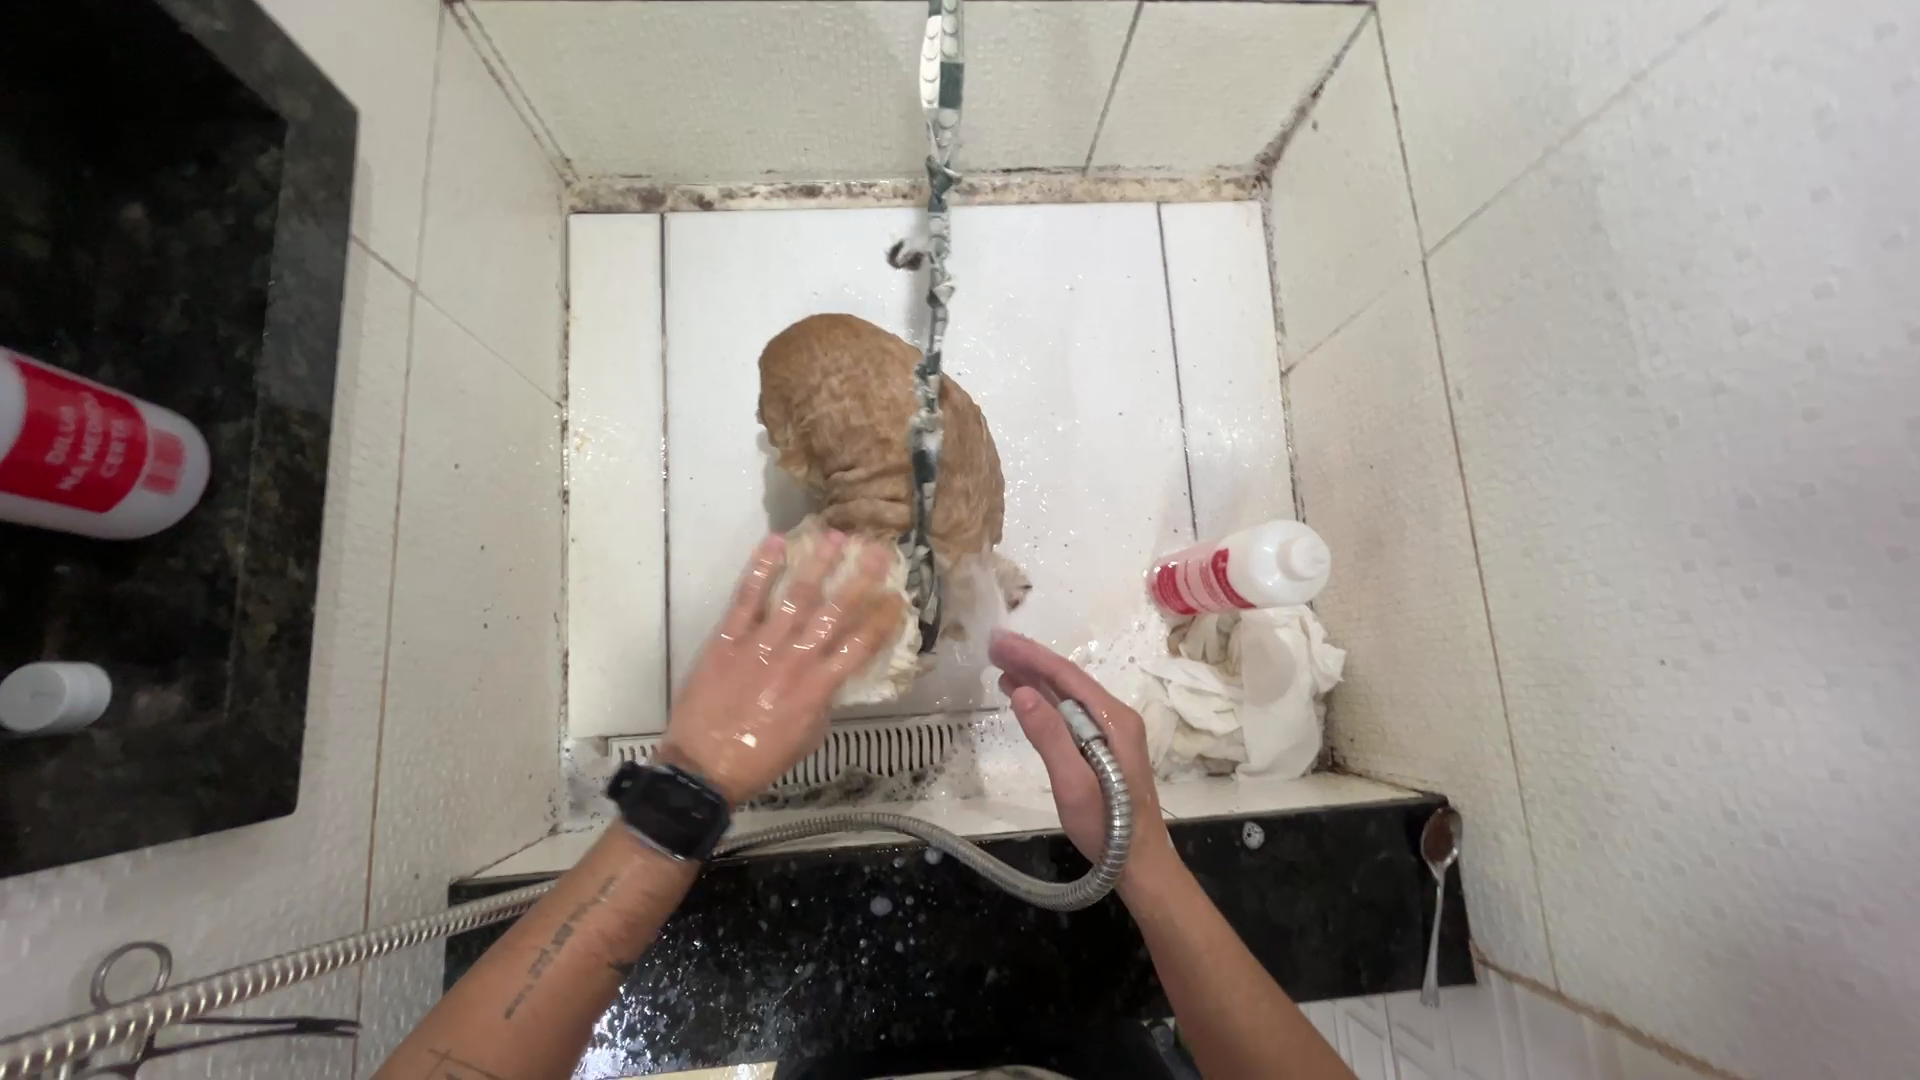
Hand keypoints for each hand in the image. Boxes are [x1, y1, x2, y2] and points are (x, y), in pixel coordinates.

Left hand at [660, 533, 904, 804]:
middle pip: (835, 611)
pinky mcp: (728, 639)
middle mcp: (796, 659)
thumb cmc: (760, 759)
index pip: (861, 645)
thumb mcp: (809, 737)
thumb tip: (835, 674)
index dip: (883, 618)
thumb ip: (825, 701)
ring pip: (796, 596)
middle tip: (878, 550)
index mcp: (819, 687)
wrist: (702, 769)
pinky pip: (747, 598)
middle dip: (860, 578)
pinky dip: (761, 569)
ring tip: (835, 536)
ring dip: (818, 564)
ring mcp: (760, 645)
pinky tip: (775, 543)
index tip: (898, 596)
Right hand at [989, 629, 1177, 888]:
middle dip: (1029, 660)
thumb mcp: (1074, 784)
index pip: (1067, 675)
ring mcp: (1110, 732)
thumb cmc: (1108, 828)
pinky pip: (1068, 712)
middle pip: (1067, 680)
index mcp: (1113, 720)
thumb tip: (1022, 691)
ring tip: (999, 665)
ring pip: (1066, 695)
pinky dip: (1042, 700)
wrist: (1139, 866)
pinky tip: (1022, 696)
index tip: (1000, 641)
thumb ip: (1049, 737)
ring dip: (1034, 678)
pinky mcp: (1102, 747)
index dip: (1031, 655)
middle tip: (992, 646)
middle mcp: (1114, 718)